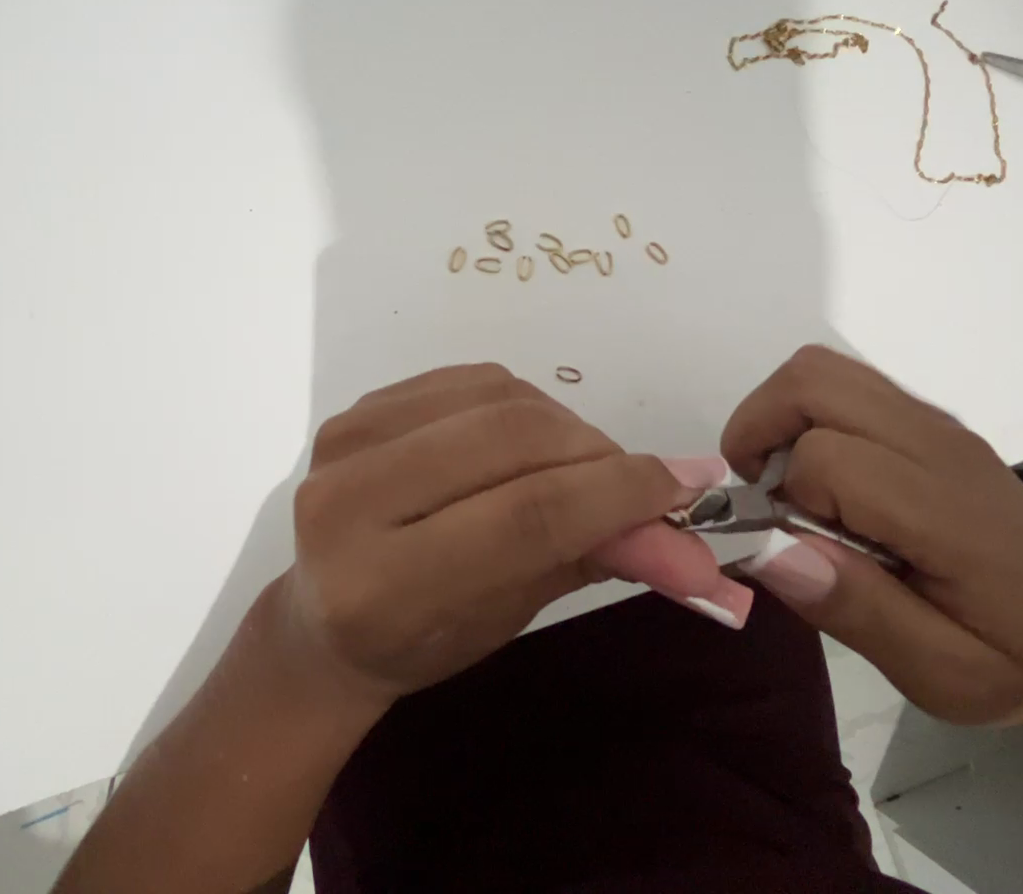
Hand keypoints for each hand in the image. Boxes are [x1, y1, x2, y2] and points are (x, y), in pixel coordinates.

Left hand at [279, 364, 752, 706]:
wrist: (327, 617)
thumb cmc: (423, 642)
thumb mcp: (512, 617)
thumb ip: (597, 560)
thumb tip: (696, 541)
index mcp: (381, 587)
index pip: (525, 517)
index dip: (616, 493)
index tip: (686, 486)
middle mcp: (348, 503)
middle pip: (510, 439)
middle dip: (598, 454)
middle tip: (641, 481)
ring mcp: (343, 445)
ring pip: (497, 398)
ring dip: (566, 427)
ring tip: (582, 468)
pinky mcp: (354, 409)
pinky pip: (470, 380)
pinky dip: (524, 404)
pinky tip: (532, 440)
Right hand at [723, 346, 1022, 729]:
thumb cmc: (1013, 656)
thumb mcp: (942, 674)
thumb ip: (858, 612)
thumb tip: (767, 551)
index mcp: (948, 512)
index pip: (827, 459)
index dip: (785, 501)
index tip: (792, 548)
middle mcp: (937, 444)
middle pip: (811, 381)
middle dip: (757, 431)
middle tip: (761, 497)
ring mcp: (931, 421)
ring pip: (818, 370)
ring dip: (773, 419)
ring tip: (781, 485)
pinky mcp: (922, 417)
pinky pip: (838, 383)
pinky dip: (799, 416)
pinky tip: (815, 476)